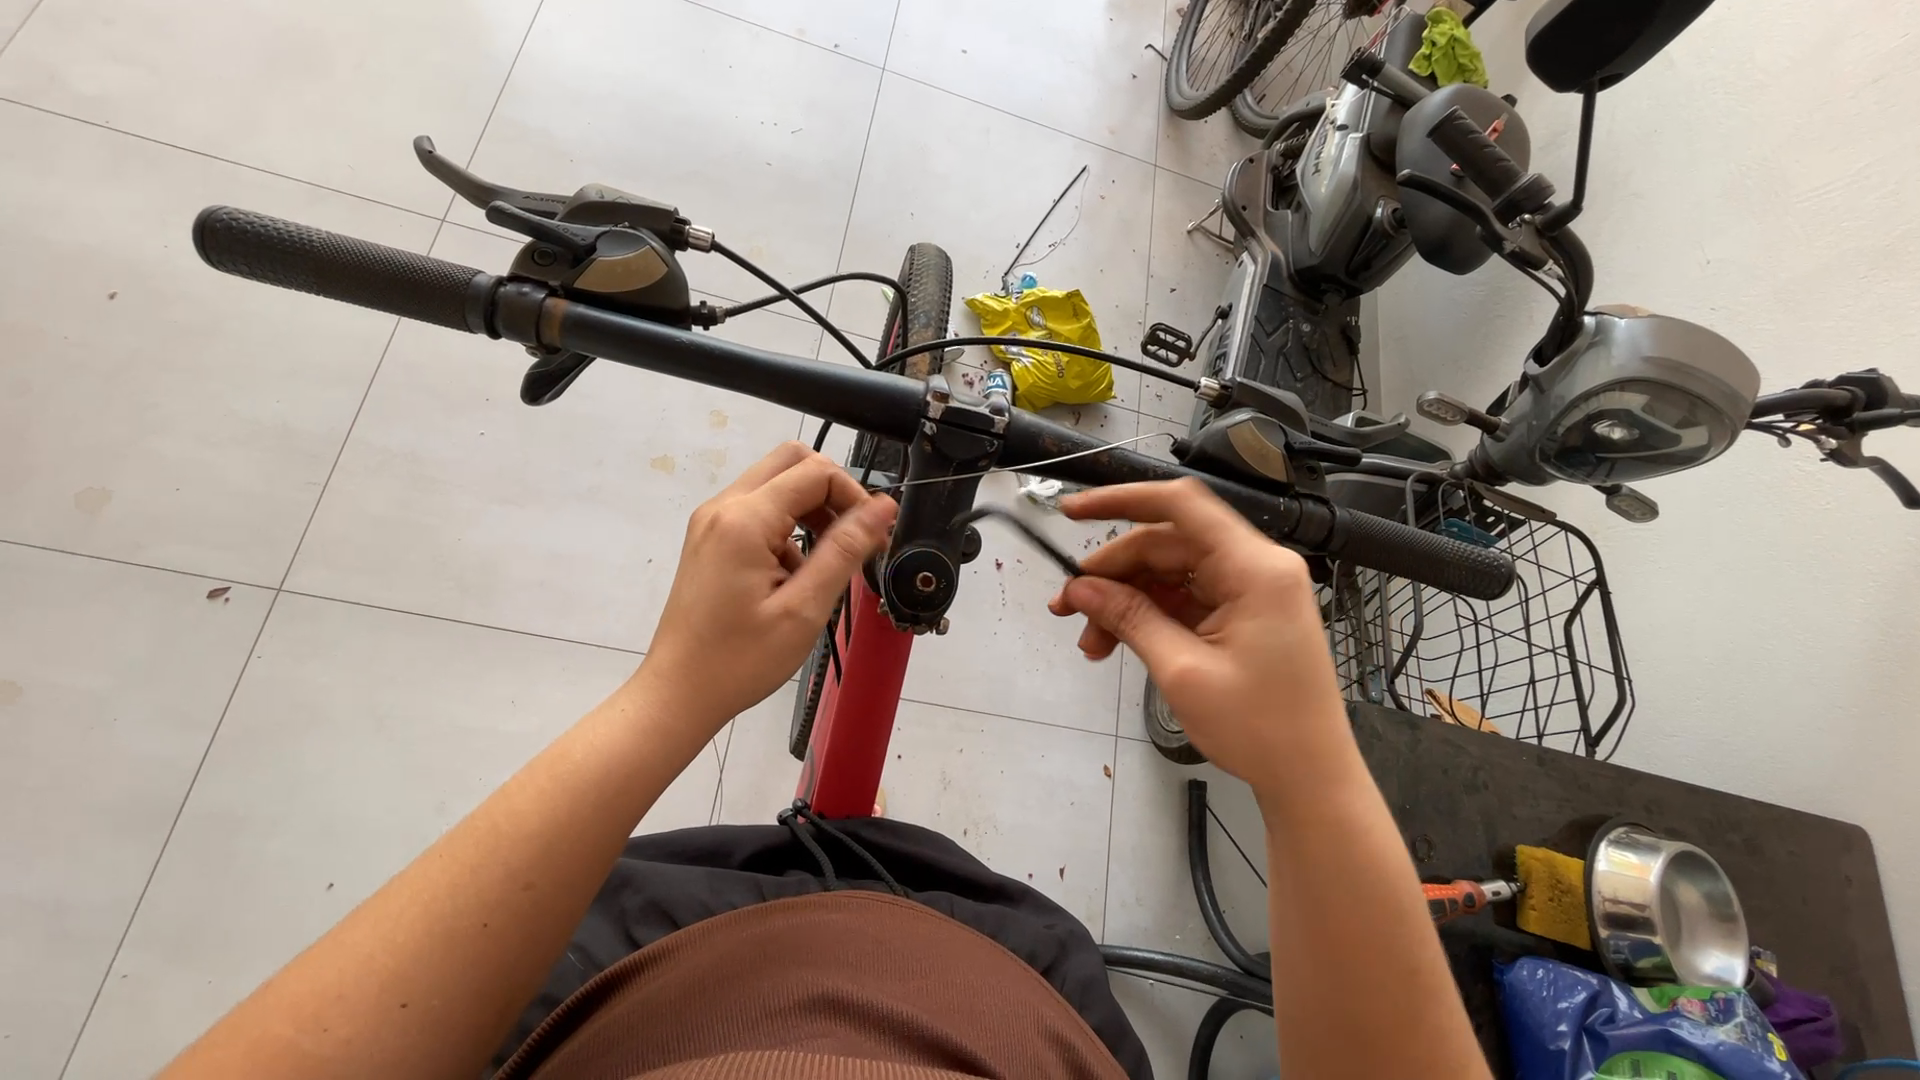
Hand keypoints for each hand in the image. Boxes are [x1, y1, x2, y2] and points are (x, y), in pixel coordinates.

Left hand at [635, 442, 895, 740]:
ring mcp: (712, 522)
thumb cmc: (740, 661)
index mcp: (745, 519)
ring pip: (775, 484)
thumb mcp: (803, 608)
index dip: (855, 497)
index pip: (816, 473)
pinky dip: (787, 527)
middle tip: (853, 538)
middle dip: (833, 491)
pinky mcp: (710, 539)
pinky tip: (795, 576)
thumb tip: (883, 507)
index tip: (873, 539)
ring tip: (829, 562)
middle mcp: (724, 508)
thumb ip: (845, 550)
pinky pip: (758, 510)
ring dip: (811, 509)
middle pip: (792, 462)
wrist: (678, 694)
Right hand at [1046, 479, 1347, 791]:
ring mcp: (1251, 591)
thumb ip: (1129, 618)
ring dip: (1126, 600)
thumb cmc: (1259, 729)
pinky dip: (1149, 616)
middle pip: (1168, 545)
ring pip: (1171, 573)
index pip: (1181, 507)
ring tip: (1090, 642)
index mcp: (1255, 568)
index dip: (1120, 501)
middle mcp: (1257, 567)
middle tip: (1066, 607)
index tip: (1070, 512)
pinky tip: (1117, 642)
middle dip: (1113, 574)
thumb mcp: (1182, 671)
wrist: (1311, 780)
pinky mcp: (1244, 614)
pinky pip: (1186, 599)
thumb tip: (1079, 589)